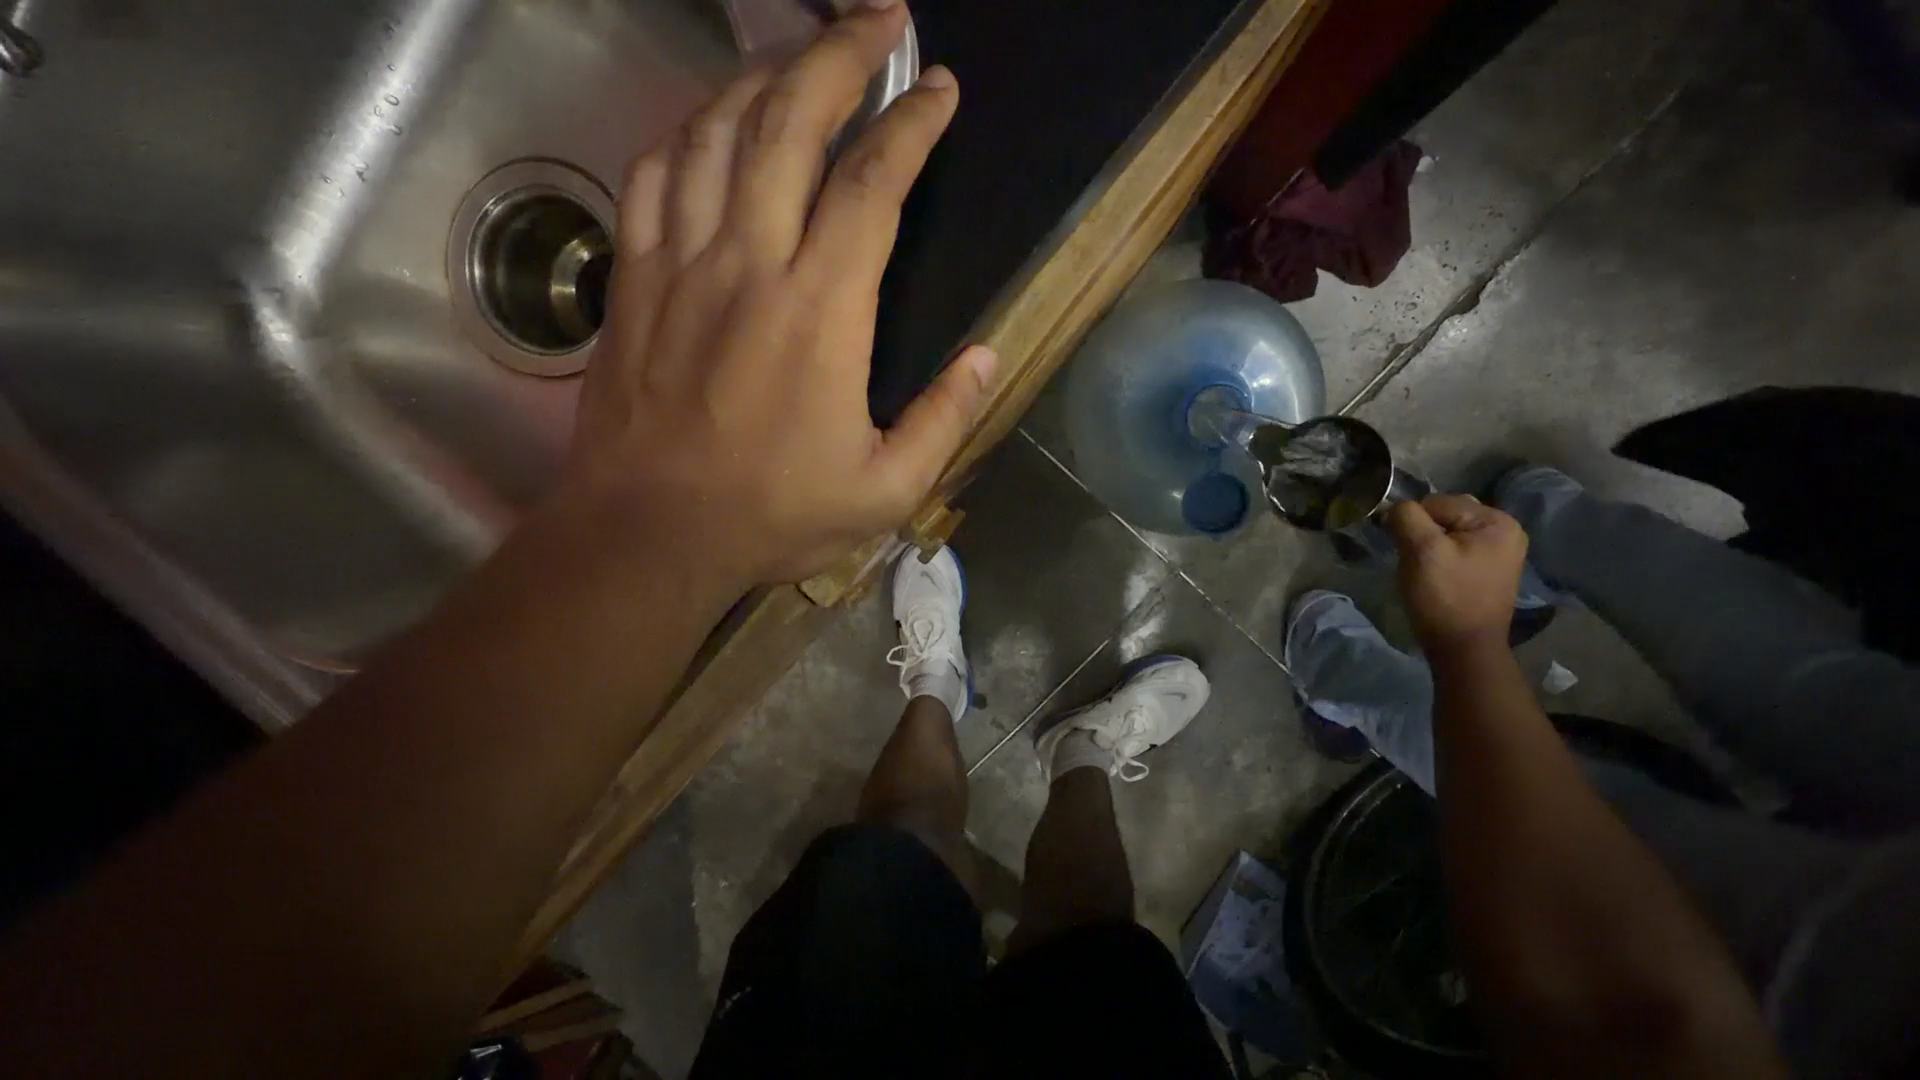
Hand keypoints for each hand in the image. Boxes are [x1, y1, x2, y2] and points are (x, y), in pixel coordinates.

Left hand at [560, 0, 996, 590]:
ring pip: (717, 132)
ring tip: (802, 52)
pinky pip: (653, 174)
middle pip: (789, 123)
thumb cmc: (772, 516)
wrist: (648, 534)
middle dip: (839, 54)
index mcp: (821, 311)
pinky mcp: (632, 278)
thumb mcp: (885, 490)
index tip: (938, 88)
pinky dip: (688, 131)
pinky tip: (713, 122)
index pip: (871, 185)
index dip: (910, 123)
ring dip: (764, 76)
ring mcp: (680, 263)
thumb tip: (986, 356)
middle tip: (877, 17)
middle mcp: (748, 263)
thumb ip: (945, 419)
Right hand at [1386, 495, 1528, 653]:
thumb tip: (1395, 507)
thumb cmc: (1444, 597)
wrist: (1464, 647)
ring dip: (1429, 546)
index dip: (1414, 523)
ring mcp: (1500, 550)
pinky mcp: (1490, 568)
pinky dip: (1440, 558)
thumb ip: (1406, 517)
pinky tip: (1436, 577)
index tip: (1409, 551)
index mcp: (1497, 521)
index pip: (1437, 502)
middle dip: (1423, 533)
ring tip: (1426, 571)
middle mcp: (1506, 530)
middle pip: (1445, 514)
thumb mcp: (1421, 551)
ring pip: (1448, 532)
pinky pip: (1456, 548)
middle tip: (1417, 562)